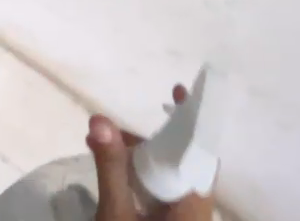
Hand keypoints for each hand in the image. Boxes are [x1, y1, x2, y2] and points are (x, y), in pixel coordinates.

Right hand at [88, 85, 216, 220]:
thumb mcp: (117, 214)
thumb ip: (111, 168)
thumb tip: (100, 118)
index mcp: (195, 206)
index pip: (200, 155)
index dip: (191, 122)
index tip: (178, 92)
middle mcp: (196, 213)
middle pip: (180, 164)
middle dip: (147, 142)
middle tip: (114, 130)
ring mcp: (184, 220)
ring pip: (167, 179)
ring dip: (136, 161)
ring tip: (99, 151)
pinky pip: (160, 195)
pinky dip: (137, 179)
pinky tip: (111, 175)